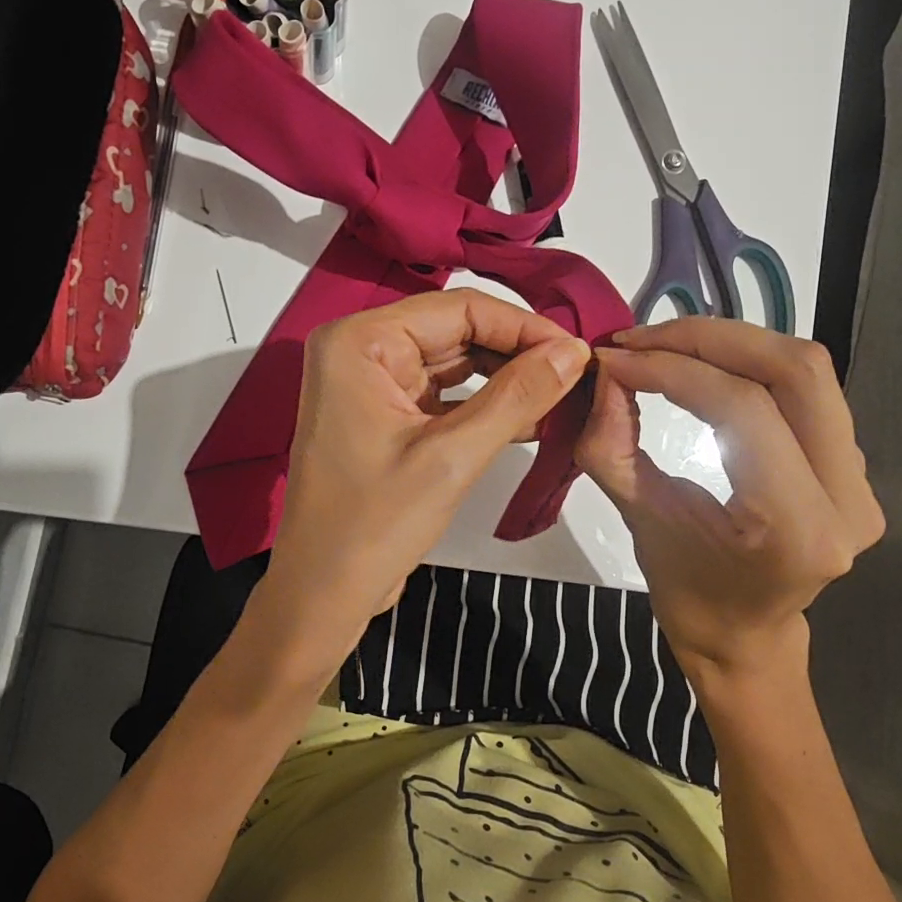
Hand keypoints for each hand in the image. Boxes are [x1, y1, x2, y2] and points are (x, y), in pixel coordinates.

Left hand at [264, 289, 592, 658]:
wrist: (323, 592)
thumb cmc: (374, 526)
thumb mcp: (452, 456)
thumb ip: (517, 396)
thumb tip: (573, 351)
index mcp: (359, 343)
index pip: (458, 309)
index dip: (524, 327)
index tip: (578, 353)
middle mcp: (359, 350)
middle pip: (456, 331)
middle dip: (517, 353)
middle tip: (576, 377)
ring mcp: (369, 384)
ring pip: (453, 363)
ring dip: (505, 380)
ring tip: (562, 397)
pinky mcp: (383, 415)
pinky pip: (442, 394)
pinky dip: (483, 405)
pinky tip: (531, 419)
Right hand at [576, 319, 884, 673]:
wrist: (744, 638)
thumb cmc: (688, 596)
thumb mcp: (639, 523)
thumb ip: (613, 447)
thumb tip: (603, 374)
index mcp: (795, 527)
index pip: (741, 409)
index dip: (672, 369)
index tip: (613, 359)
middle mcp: (848, 498)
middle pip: (796, 371)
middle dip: (710, 338)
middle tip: (643, 339)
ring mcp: (863, 481)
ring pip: (809, 372)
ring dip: (733, 344)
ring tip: (667, 347)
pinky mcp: (856, 468)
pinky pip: (809, 393)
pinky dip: (751, 366)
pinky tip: (704, 369)